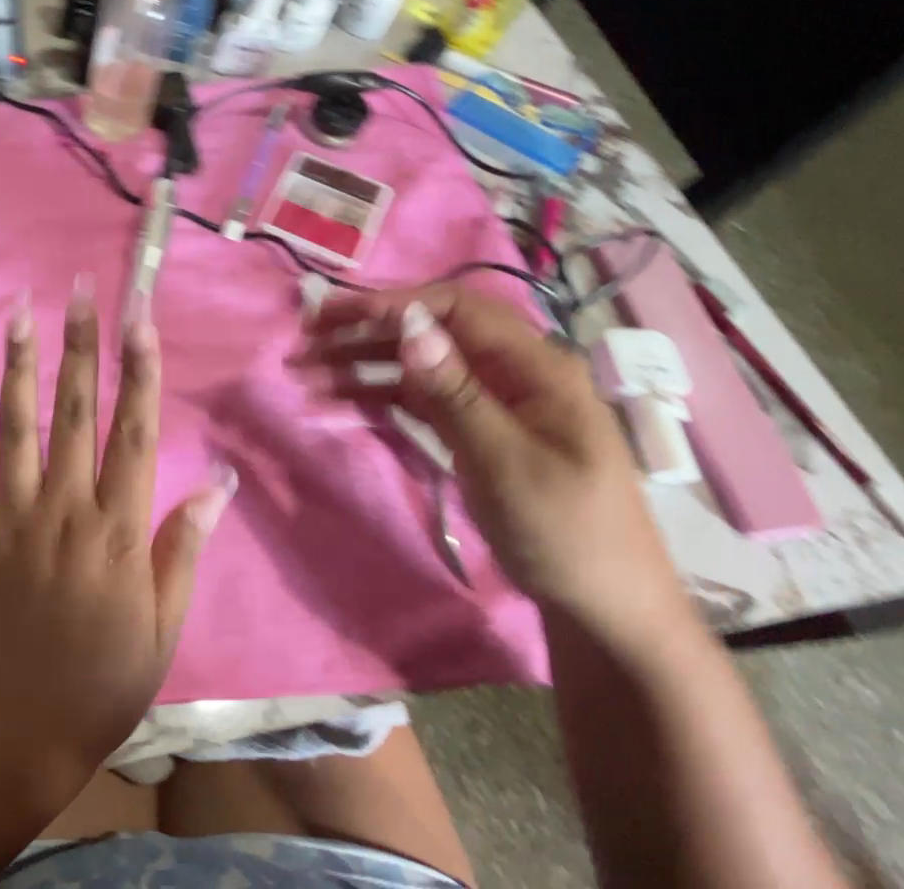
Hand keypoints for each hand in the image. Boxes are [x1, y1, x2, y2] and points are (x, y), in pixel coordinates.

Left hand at [0, 277, 234, 805]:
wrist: (14, 732)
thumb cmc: (102, 686)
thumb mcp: (162, 629)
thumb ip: (181, 551)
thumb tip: (215, 485)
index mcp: (116, 531)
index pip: (133, 433)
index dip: (139, 370)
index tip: (139, 317)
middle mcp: (62, 510)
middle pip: (75, 413)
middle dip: (79, 346)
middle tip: (80, 288)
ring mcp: (10, 520)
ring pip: (15, 430)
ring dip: (16, 367)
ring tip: (17, 312)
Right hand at [306, 286, 685, 628]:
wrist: (598, 598)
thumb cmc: (562, 527)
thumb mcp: (506, 460)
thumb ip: (456, 392)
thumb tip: (411, 325)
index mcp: (535, 366)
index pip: (457, 310)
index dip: (393, 305)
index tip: (333, 316)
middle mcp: (510, 373)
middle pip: (430, 333)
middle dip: (365, 330)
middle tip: (305, 338)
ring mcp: (489, 403)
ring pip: (415, 367)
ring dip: (360, 365)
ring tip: (305, 374)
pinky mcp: (471, 432)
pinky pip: (416, 401)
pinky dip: (375, 398)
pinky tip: (336, 401)